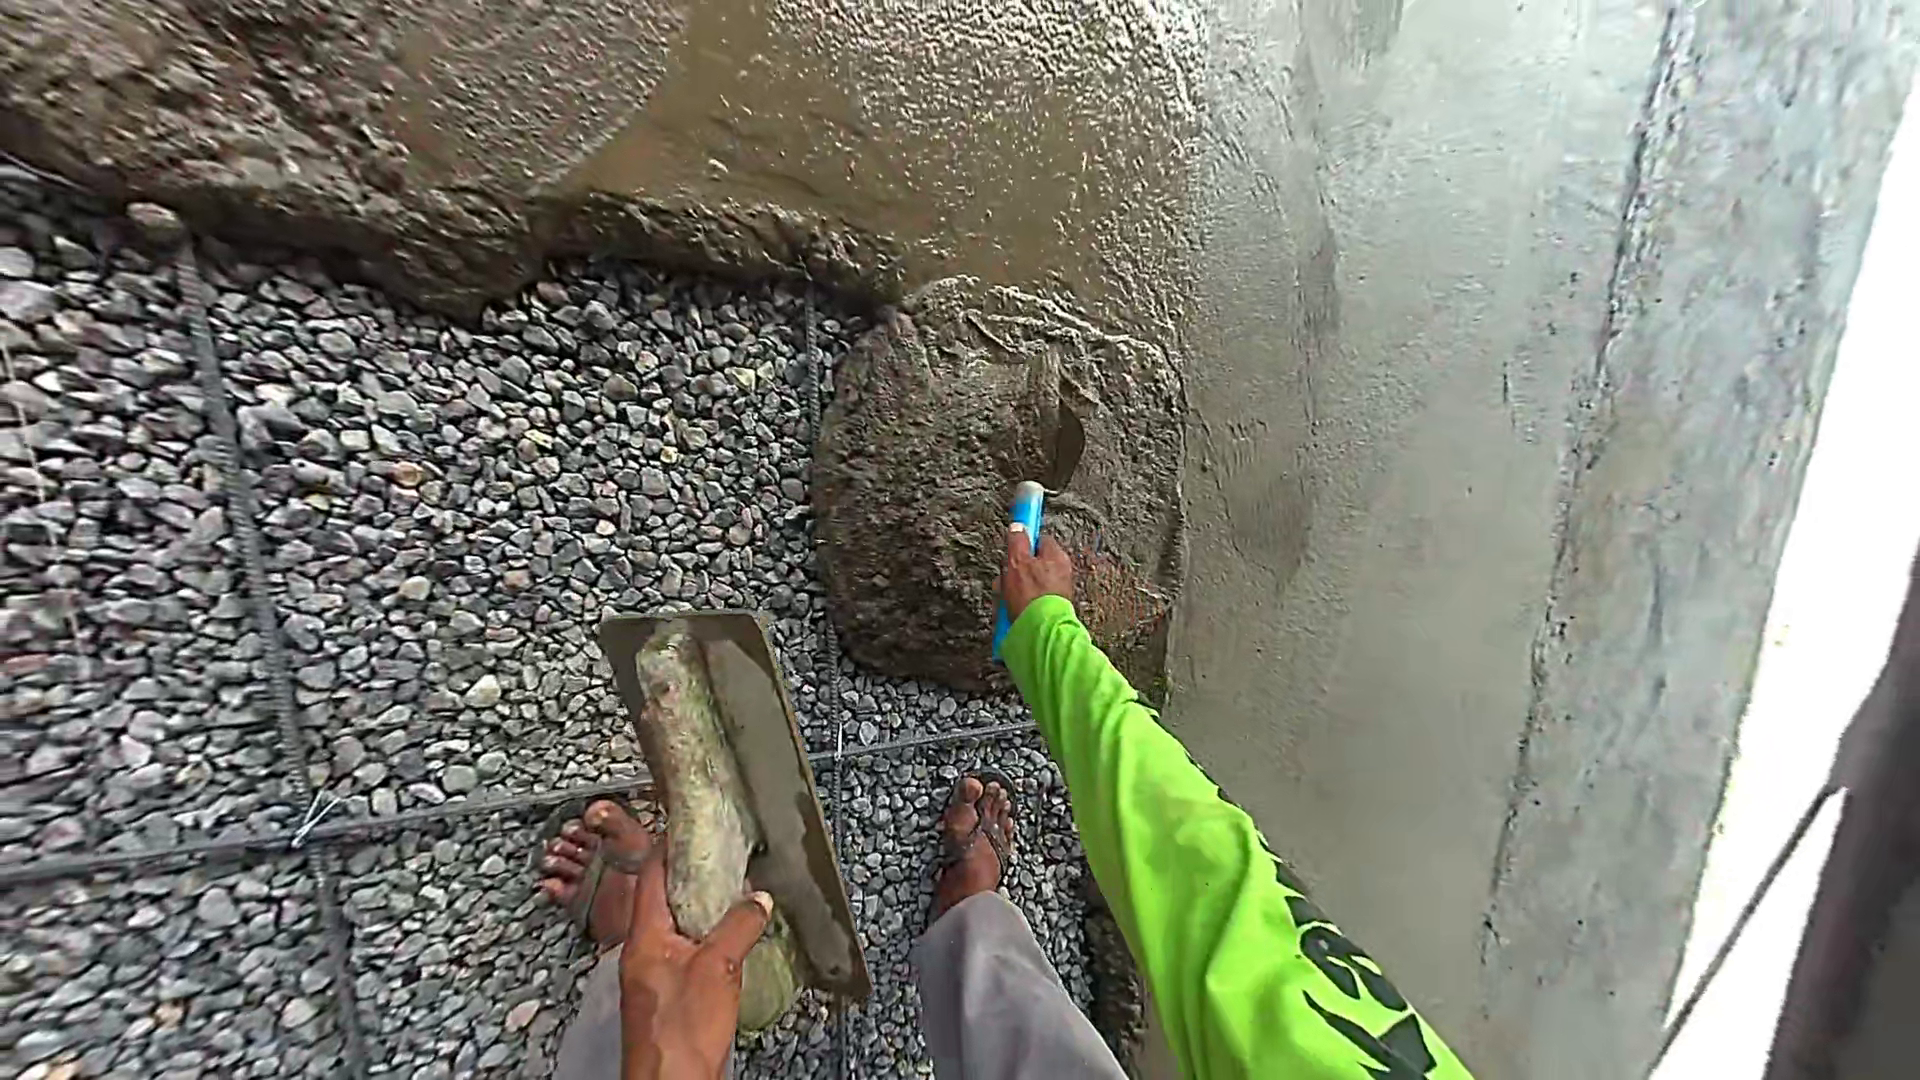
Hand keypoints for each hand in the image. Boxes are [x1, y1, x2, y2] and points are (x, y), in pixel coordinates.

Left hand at [619, 845, 772, 1079]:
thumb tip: (761, 896)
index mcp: (645, 937)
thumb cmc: (685, 1027)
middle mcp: (645, 949)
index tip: (693, 822)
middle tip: (725, 847)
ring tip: (736, 880)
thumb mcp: (719, 966)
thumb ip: (741, 923)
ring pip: (680, 920)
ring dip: (705, 900)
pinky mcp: (673, 990)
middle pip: (665, 895)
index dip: (669, 845)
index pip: (650, 875)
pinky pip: (691, 943)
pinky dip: (711, 927)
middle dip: (693, 871)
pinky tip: (736, 925)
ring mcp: (657, 971)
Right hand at [997, 522, 1072, 620]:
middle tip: (1005, 579)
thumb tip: (1018, 526)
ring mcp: (1055, 592)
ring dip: (1012, 590)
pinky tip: (1010, 611)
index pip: (1039, 540)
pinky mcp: (1048, 609)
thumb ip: (1017, 542)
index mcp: (1057, 557)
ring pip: (1027, 584)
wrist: (1041, 631)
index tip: (1013, 546)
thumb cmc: (1032, 596)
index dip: (1024, 543)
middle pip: (1031, 564)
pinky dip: (1018, 604)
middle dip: (1014, 571)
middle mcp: (1060, 573)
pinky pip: (1028, 600)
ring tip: (1006, 600)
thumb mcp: (1018, 562)